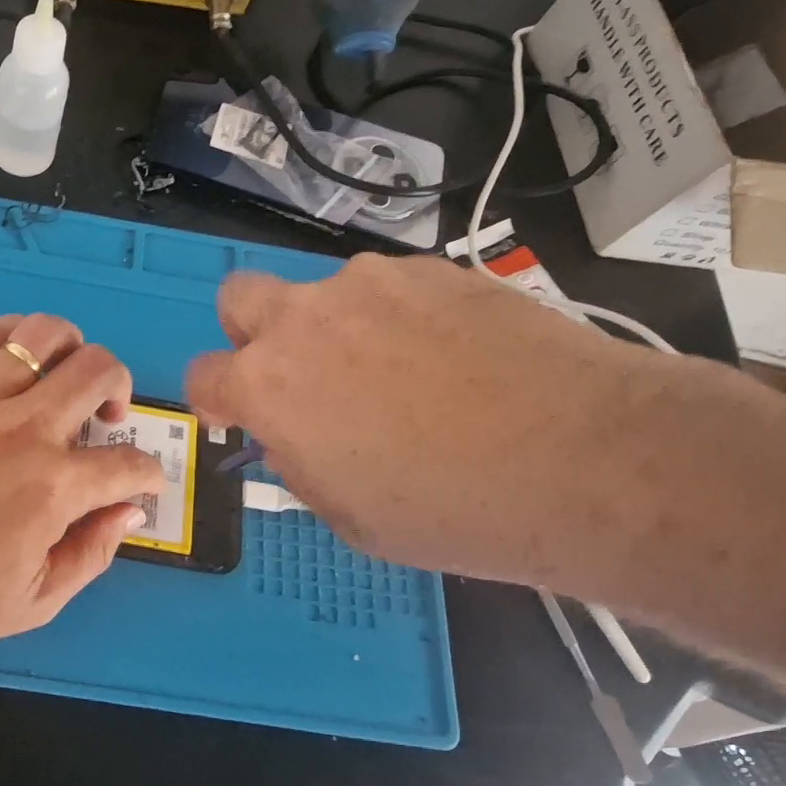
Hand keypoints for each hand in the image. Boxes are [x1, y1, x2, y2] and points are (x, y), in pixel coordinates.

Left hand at [0, 315, 164, 660]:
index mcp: (53, 487)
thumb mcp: (37, 600)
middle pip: (98, 370)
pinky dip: (17, 332)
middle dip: (122, 388)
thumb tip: (131, 511)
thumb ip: (94, 553)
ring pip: (44, 334)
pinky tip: (23, 358)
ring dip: (74, 347)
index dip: (148, 473)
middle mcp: (24, 429)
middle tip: (108, 418)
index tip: (142, 482)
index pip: (129, 462)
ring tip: (68, 377)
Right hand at [186, 255, 676, 585]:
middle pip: (238, 298)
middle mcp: (302, 320)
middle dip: (253, 333)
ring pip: (325, 293)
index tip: (244, 417)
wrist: (582, 458)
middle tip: (305, 374)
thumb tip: (296, 432)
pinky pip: (391, 287)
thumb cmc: (454, 512)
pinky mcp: (430, 268)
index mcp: (268, 386)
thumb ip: (300, 462)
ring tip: (410, 370)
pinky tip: (456, 354)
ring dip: (340, 326)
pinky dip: (403, 316)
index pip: (203, 377)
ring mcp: (367, 284)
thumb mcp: (350, 516)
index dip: (219, 400)